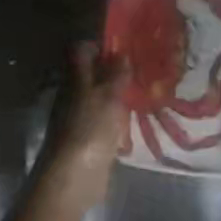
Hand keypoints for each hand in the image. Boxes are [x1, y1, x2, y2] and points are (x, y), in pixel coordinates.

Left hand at [44, 42, 130, 175]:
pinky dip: (119, 114)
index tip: (123, 43)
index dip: (99, 45)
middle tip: (141, 64)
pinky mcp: (91, 138)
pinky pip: (107, 118)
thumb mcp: (107, 97)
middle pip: (92, 74)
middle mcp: (75, 95)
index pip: (82, 52)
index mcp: (75, 80)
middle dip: (114, 68)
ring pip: (101, 96)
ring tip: (146, 86)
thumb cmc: (89, 129)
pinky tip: (137, 115)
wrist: (74, 177)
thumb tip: (121, 53)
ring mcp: (82, 117)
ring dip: (119, 92)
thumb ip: (115, 75)